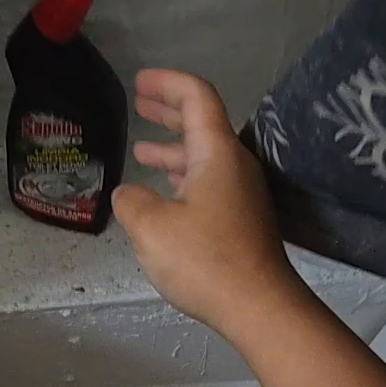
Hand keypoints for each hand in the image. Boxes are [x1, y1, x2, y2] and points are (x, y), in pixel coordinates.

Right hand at [113, 70, 315, 342]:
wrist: (257, 305)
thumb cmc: (204, 260)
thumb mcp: (151, 228)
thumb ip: (132, 202)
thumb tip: (127, 192)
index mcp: (216, 154)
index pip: (196, 98)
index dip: (168, 84)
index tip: (140, 81)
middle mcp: (234, 166)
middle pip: (202, 125)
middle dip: (169, 112)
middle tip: (141, 103)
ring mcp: (241, 195)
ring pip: (204, 159)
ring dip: (173, 150)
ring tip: (143, 150)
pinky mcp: (241, 221)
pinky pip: (208, 185)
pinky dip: (183, 179)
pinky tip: (164, 195)